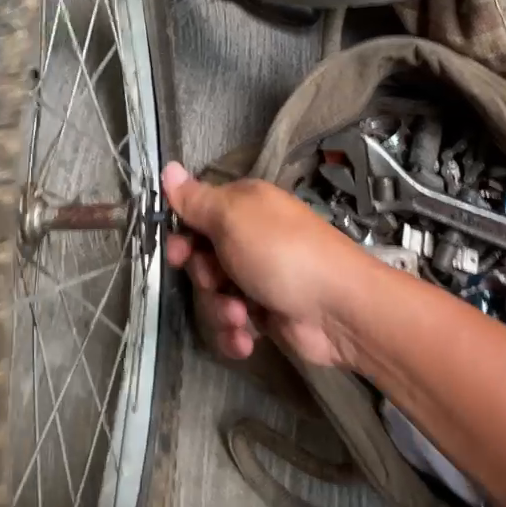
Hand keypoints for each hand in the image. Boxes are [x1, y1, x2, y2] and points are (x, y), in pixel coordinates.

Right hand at [161, 162, 375, 368]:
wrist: (338, 309)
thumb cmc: (281, 253)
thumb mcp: (232, 218)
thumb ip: (196, 199)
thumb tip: (167, 167)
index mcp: (244, 205)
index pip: (197, 214)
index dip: (183, 236)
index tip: (178, 254)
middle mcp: (250, 237)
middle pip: (201, 258)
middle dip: (204, 277)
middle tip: (217, 281)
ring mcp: (258, 276)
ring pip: (213, 295)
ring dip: (220, 311)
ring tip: (242, 316)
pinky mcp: (266, 312)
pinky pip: (232, 323)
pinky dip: (235, 334)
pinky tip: (247, 340)